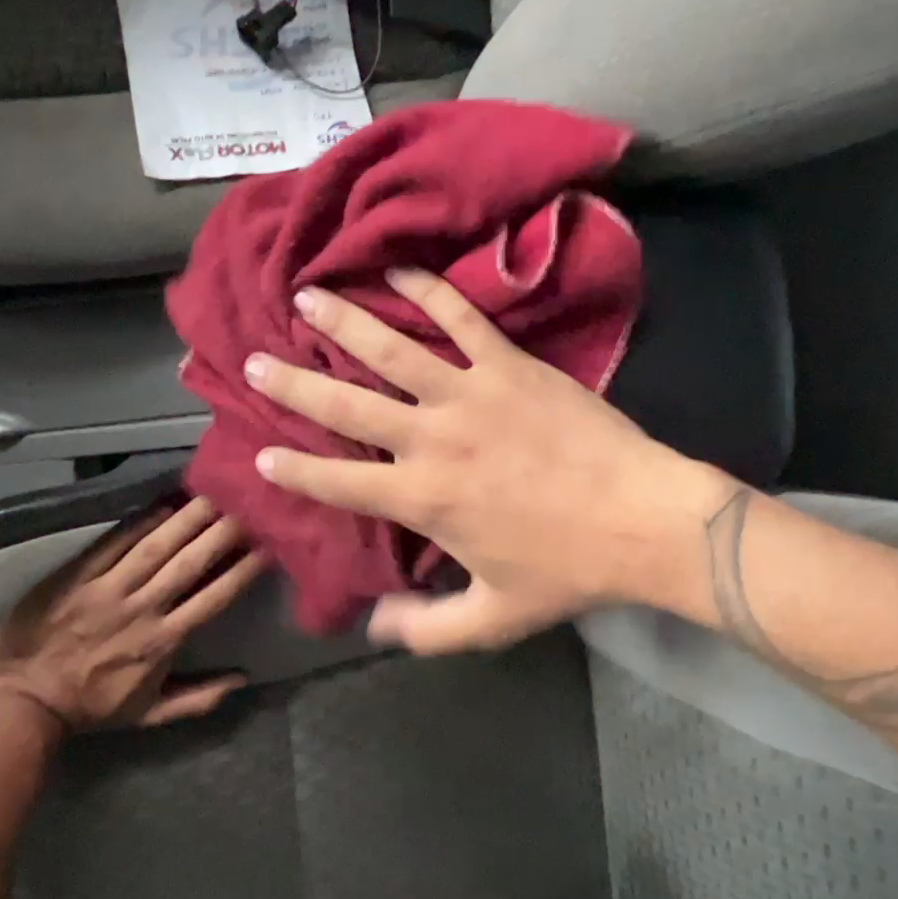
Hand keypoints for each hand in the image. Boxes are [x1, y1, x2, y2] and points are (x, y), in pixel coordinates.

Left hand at [0, 497, 267, 736]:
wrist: (21, 703)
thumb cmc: (90, 708)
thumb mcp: (148, 714)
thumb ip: (198, 698)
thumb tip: (243, 679)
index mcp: (163, 641)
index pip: (214, 597)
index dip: (243, 569)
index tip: (267, 544)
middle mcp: (142, 609)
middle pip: (189, 564)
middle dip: (221, 532)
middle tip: (247, 503)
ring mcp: (107, 589)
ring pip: (155, 547)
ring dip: (186, 518)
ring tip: (213, 492)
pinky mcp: (76, 575)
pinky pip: (112, 543)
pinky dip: (139, 521)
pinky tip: (162, 501)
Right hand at [242, 268, 728, 653]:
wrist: (643, 520)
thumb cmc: (568, 571)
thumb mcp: (493, 619)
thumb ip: (426, 628)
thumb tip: (373, 624)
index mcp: (422, 499)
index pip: (339, 482)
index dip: (295, 468)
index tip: (261, 451)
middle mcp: (432, 439)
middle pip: (348, 405)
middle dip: (294, 382)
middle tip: (254, 359)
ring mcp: (471, 394)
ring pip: (392, 350)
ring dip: (345, 322)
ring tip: (308, 296)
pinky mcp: (511, 365)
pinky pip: (462, 319)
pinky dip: (429, 291)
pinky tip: (400, 270)